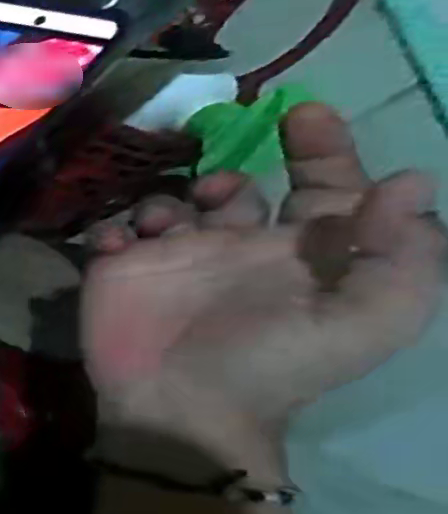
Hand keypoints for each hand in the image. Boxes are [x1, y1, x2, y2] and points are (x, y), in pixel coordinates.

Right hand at [81, 103, 444, 476]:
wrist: (181, 401)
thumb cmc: (279, 361)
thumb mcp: (371, 318)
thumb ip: (397, 253)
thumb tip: (402, 181)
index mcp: (303, 254)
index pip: (322, 189)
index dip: (322, 149)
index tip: (302, 112)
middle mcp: (236, 248)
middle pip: (236, 190)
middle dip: (229, 176)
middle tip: (219, 194)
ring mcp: (171, 257)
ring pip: (168, 202)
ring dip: (166, 200)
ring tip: (161, 226)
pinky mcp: (117, 268)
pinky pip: (110, 229)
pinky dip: (113, 228)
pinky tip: (119, 246)